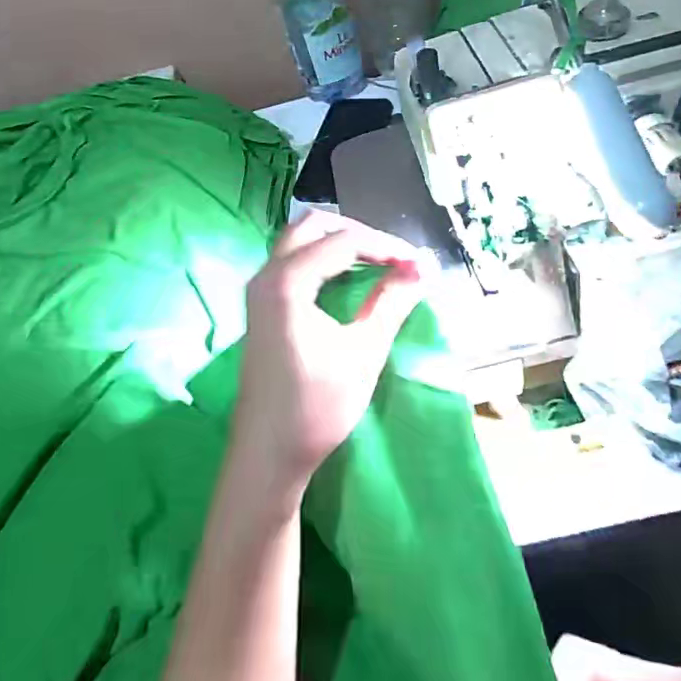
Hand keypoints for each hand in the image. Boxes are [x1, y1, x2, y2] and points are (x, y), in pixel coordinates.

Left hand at [231, 211, 426, 493]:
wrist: (268, 454)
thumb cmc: (317, 407)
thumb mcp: (364, 352)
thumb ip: (392, 303)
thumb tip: (422, 270)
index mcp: (287, 282)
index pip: (343, 241)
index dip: (385, 246)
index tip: (417, 263)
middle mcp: (265, 274)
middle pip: (313, 226)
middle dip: (358, 233)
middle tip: (394, 256)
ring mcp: (258, 290)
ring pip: (299, 240)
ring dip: (338, 243)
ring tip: (377, 263)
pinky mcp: (261, 306)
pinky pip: (291, 261)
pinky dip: (322, 258)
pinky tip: (348, 279)